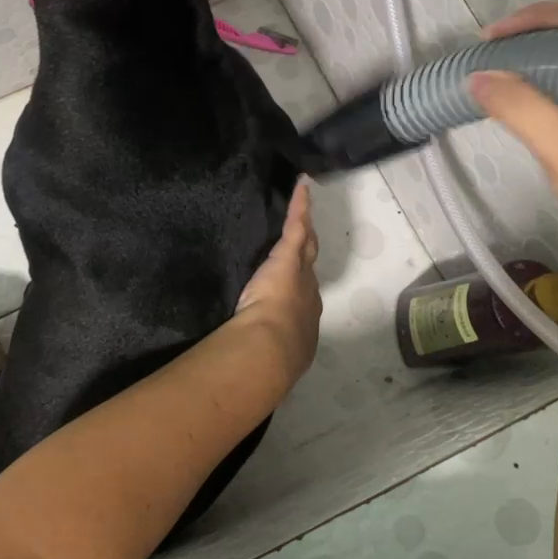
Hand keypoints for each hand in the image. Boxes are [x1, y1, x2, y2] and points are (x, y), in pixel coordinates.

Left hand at [234, 180, 322, 376]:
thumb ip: (260, 353)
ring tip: (306, 209)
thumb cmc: (267, 351)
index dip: (302, 286)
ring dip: (305, 227)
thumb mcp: (268, 354)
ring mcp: (300, 271)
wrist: (272, 343)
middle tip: (310, 239)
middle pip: (309, 266)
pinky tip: (301, 186)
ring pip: (305, 244)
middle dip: (309, 254)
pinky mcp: (287, 253)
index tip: (298, 284)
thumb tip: (248, 371)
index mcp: (302, 319)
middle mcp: (308, 293)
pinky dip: (300, 205)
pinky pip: (296, 224)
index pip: (302, 296)